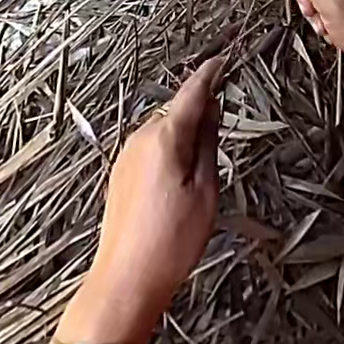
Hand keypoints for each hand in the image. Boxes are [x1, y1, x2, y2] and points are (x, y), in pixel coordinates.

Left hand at [83, 55, 224, 335]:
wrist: (124, 283)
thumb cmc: (172, 241)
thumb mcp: (205, 190)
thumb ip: (207, 142)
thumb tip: (211, 109)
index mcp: (165, 137)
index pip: (192, 92)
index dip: (210, 73)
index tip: (223, 60)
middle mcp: (141, 138)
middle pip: (177, 110)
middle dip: (199, 110)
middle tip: (221, 126)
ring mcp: (127, 155)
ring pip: (163, 128)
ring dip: (183, 131)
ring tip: (201, 164)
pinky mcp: (120, 172)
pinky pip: (150, 146)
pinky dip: (168, 147)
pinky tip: (178, 176)